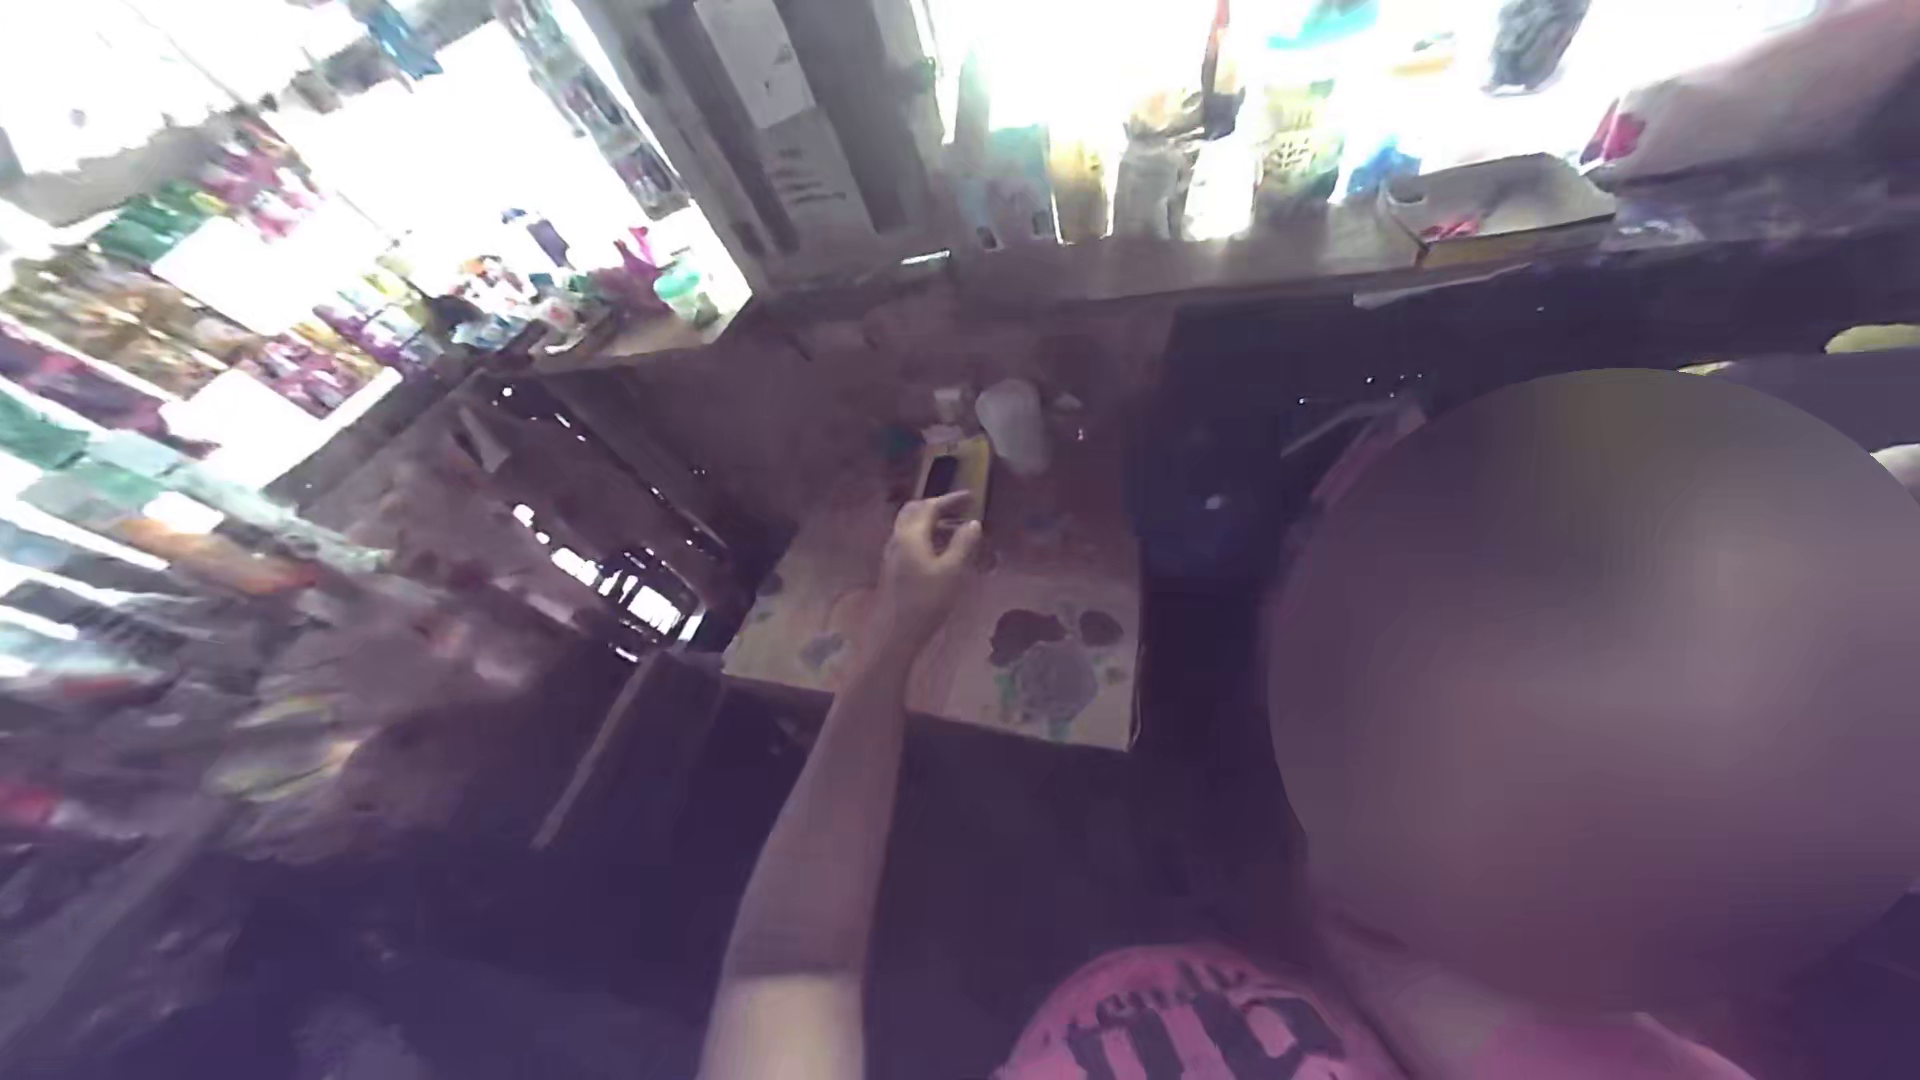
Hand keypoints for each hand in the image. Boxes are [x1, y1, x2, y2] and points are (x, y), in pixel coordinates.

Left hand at [873, 491, 981, 647]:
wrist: (896, 633)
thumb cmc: (927, 601)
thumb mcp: (953, 572)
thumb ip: (964, 544)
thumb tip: (973, 523)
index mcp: (911, 535)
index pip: (930, 507)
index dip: (950, 500)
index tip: (971, 498)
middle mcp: (898, 538)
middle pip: (915, 511)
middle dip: (937, 506)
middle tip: (960, 509)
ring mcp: (892, 553)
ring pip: (911, 527)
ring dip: (933, 523)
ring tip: (957, 530)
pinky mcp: (893, 568)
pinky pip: (910, 541)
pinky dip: (927, 536)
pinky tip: (941, 551)